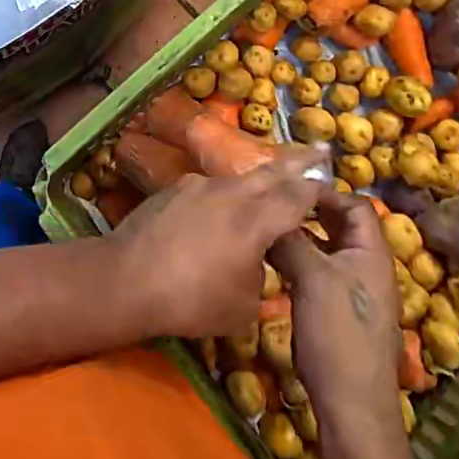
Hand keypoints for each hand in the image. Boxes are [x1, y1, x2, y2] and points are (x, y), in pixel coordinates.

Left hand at [111, 147, 328, 338]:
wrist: (127, 278)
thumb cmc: (191, 299)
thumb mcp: (242, 306)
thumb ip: (261, 276)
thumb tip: (257, 261)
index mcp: (255, 220)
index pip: (297, 196)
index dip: (318, 188)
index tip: (332, 177)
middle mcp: (230, 192)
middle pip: (271, 173)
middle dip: (298, 164)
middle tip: (318, 153)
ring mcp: (198, 185)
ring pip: (238, 178)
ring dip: (259, 179)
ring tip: (270, 182)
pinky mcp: (174, 189)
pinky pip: (209, 187)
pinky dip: (225, 194)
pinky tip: (219, 209)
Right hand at [269, 192, 403, 431]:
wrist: (351, 405)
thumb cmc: (337, 333)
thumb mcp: (311, 277)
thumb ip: (291, 240)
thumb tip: (268, 217)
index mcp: (372, 253)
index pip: (356, 205)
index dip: (326, 193)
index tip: (289, 190)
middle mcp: (368, 267)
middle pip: (340, 226)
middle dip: (308, 214)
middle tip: (273, 207)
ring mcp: (355, 291)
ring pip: (327, 251)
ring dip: (301, 239)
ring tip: (267, 232)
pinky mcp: (340, 312)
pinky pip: (320, 273)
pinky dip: (300, 263)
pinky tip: (274, 266)